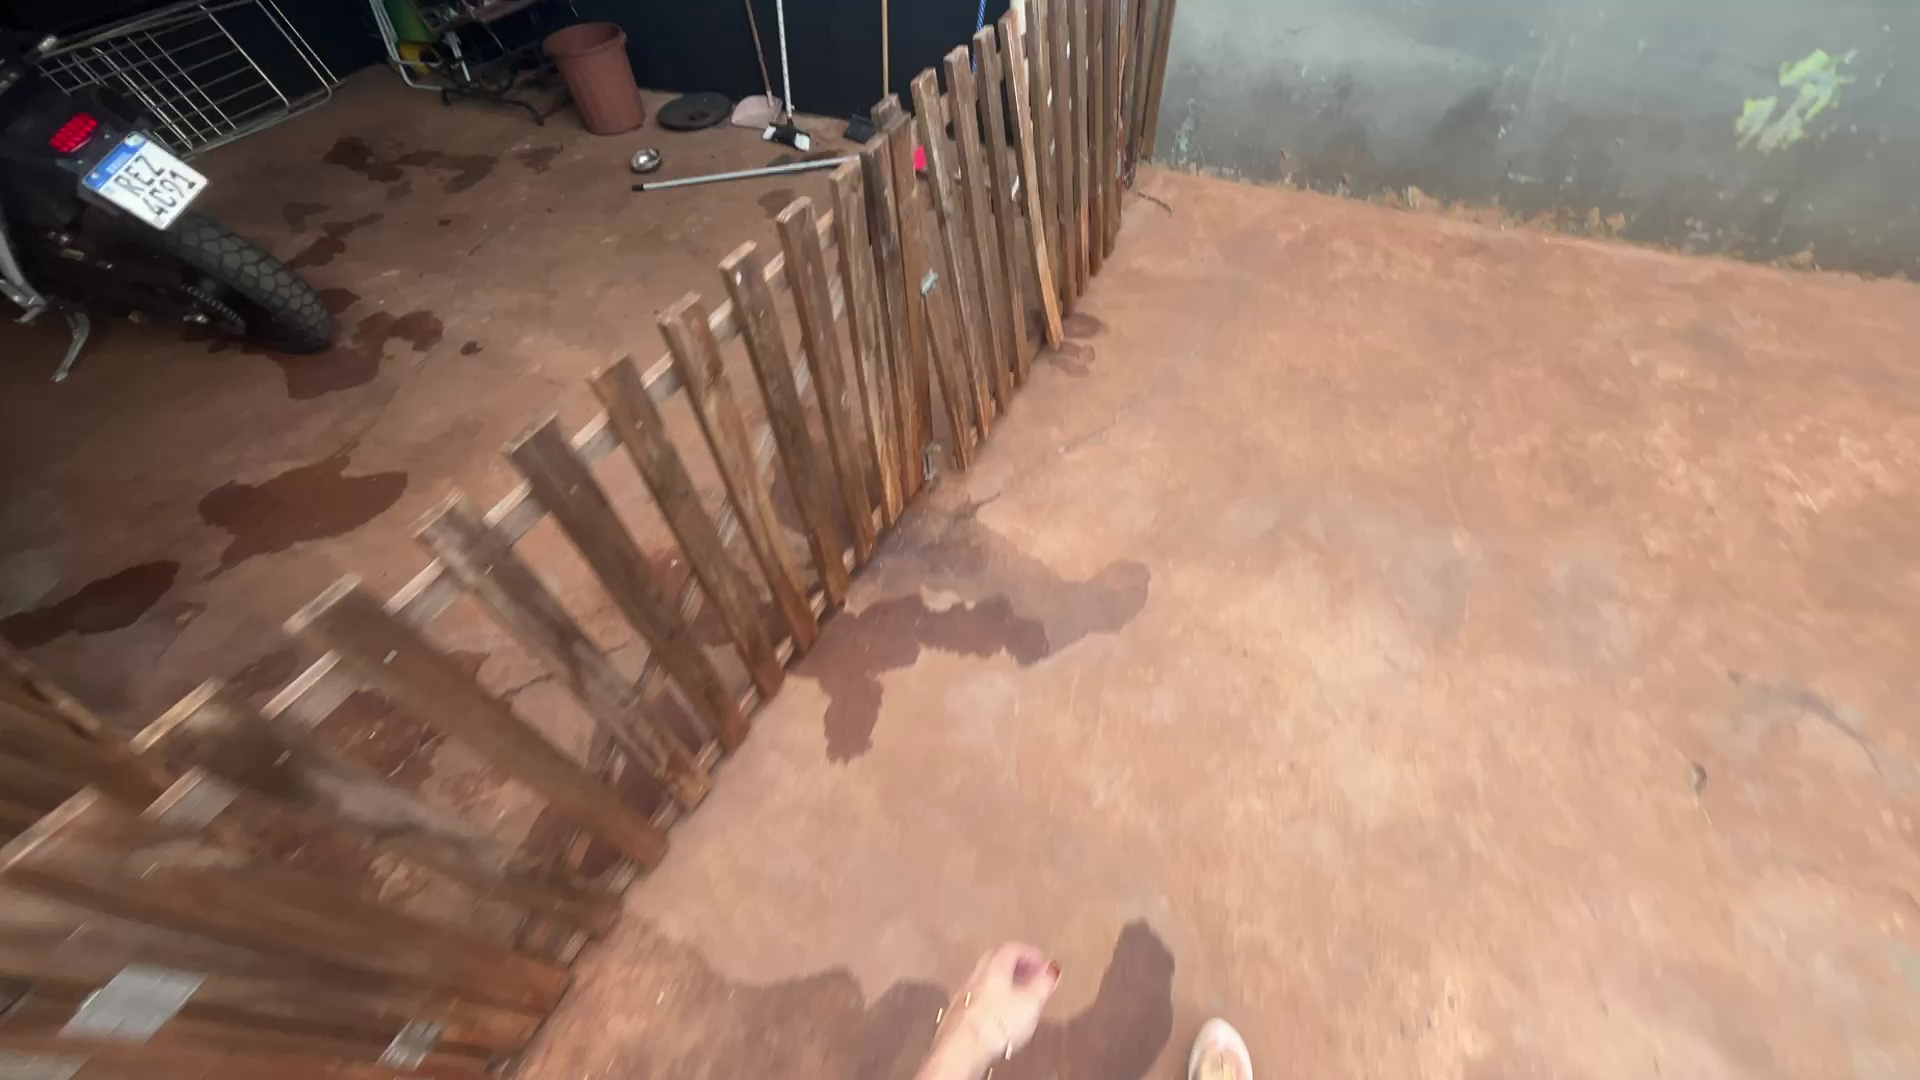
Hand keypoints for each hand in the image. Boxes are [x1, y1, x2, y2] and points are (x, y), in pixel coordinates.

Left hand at [921, 943, 1061, 1079]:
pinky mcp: (958, 1013)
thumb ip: (1043, 983)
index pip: (1014, 948)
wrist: (962, 1049)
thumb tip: (1053, 968)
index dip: (1032, 954)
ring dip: (1005, 984)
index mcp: (995, 964)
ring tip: (1020, 999)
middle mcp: (977, 973)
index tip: (1044, 964)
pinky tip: (1000, 1016)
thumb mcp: (1030, 1003)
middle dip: (1018, 967)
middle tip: (1033, 978)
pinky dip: (993, 1000)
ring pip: (988, 979)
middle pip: (999, 960)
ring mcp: (965, 992)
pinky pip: (979, 997)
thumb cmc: (997, 1023)